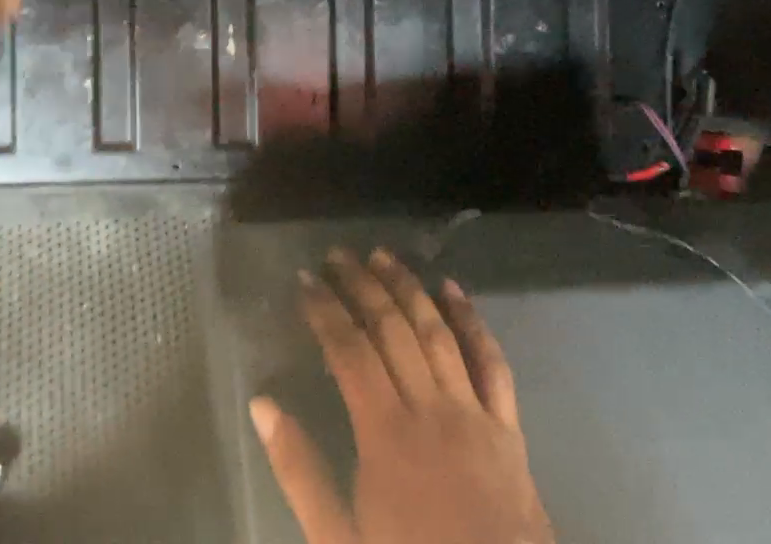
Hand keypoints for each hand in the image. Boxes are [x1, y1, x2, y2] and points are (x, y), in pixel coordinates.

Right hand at [251, 250, 551, 543]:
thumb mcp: (338, 536)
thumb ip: (299, 471)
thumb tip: (261, 403)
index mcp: (385, 433)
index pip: (349, 350)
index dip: (325, 309)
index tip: (304, 279)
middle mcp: (431, 410)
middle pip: (393, 330)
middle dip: (362, 286)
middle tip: (338, 255)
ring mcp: (475, 415)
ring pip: (438, 334)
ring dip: (409, 289)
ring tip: (383, 256)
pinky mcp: (509, 430)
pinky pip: (492, 364)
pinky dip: (473, 322)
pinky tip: (454, 291)